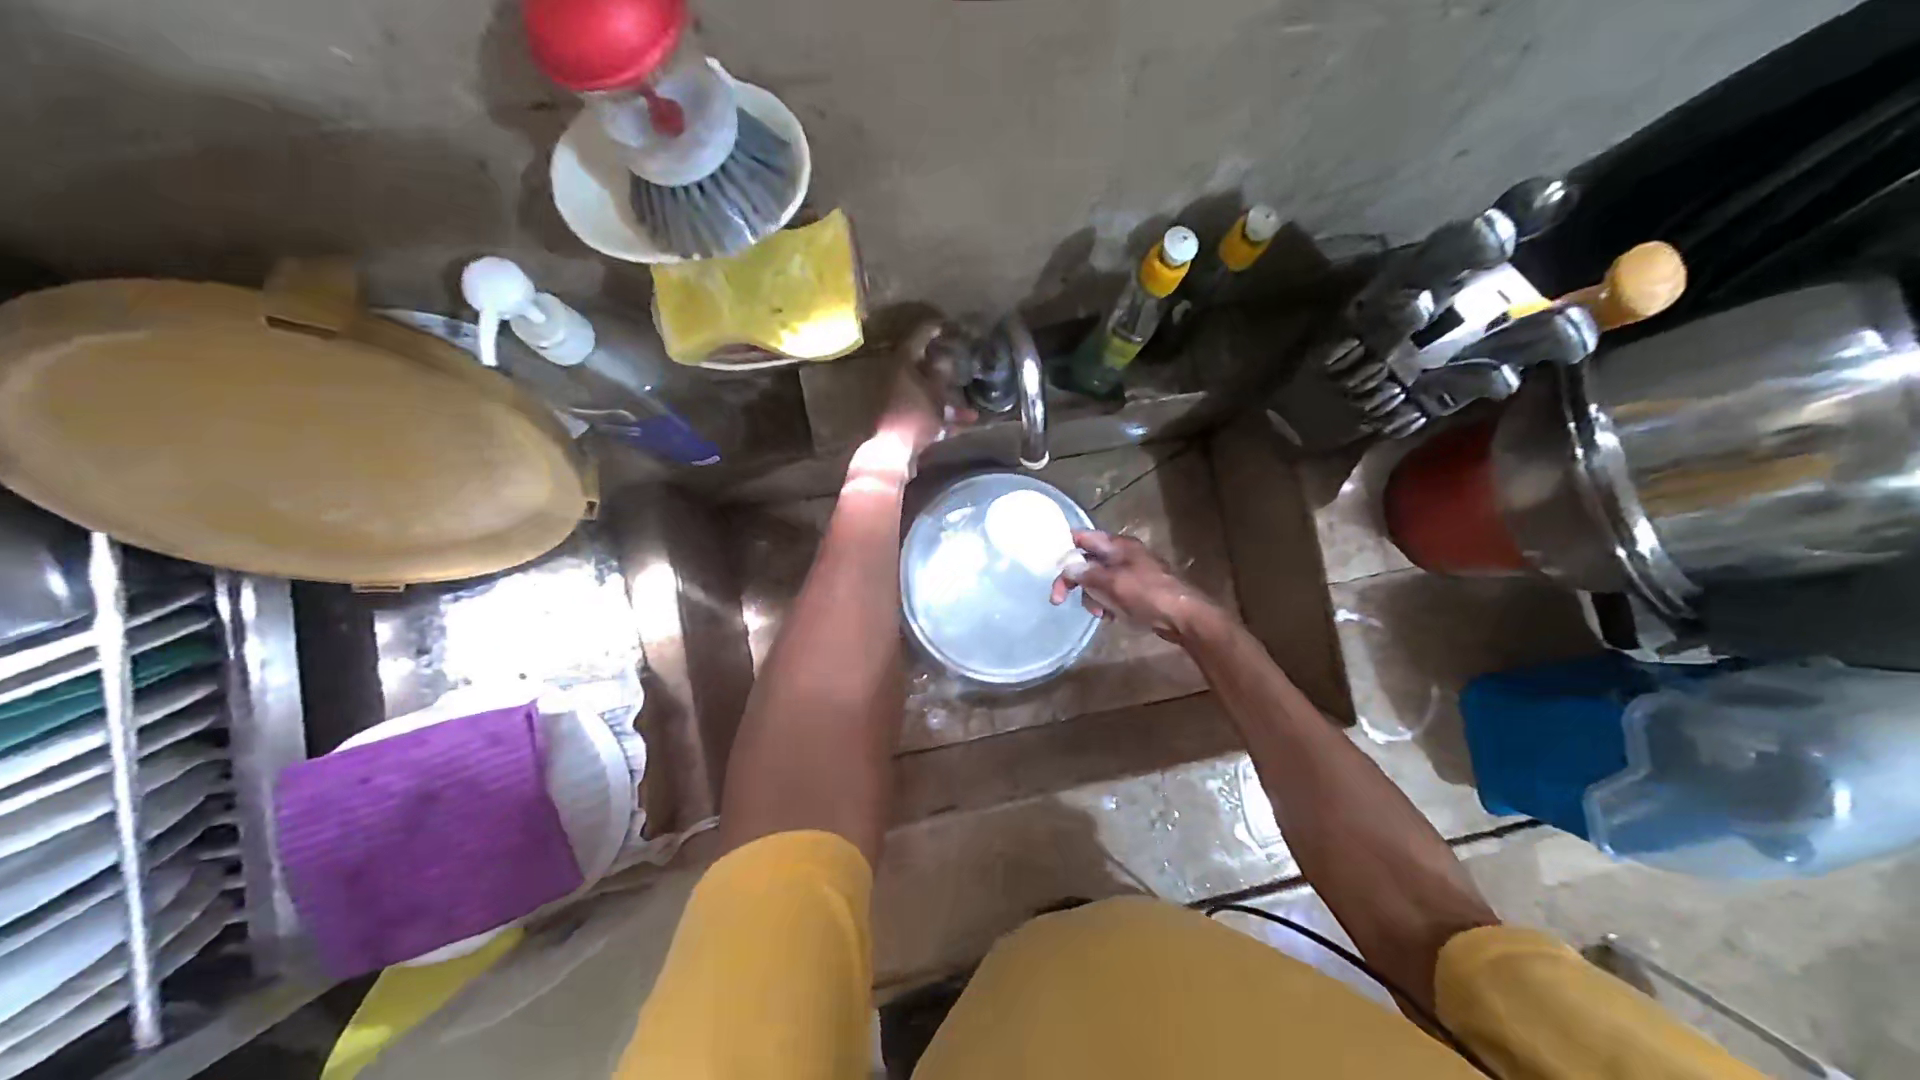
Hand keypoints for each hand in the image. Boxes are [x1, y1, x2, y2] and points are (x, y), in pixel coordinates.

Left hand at [848, 327, 973, 486]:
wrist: (892, 453)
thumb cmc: (914, 416)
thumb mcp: (935, 393)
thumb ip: (941, 374)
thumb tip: (945, 359)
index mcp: (902, 363)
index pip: (919, 336)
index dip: (935, 329)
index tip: (949, 325)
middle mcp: (897, 377)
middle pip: (923, 366)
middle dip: (945, 367)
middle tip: (962, 362)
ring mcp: (899, 399)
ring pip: (927, 392)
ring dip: (948, 398)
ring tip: (971, 407)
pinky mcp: (902, 419)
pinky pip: (926, 411)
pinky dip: (943, 416)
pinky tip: (965, 424)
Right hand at [1049, 530, 1221, 642]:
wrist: (1183, 617)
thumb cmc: (1147, 594)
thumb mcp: (1111, 583)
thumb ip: (1086, 574)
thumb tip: (1068, 568)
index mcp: (1117, 545)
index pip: (1083, 538)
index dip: (1065, 548)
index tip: (1051, 568)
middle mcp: (1123, 554)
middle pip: (1087, 561)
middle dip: (1076, 580)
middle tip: (1060, 599)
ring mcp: (1131, 572)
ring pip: (1098, 580)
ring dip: (1091, 596)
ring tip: (1099, 612)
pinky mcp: (1137, 590)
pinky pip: (1112, 593)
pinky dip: (1106, 603)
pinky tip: (1110, 616)